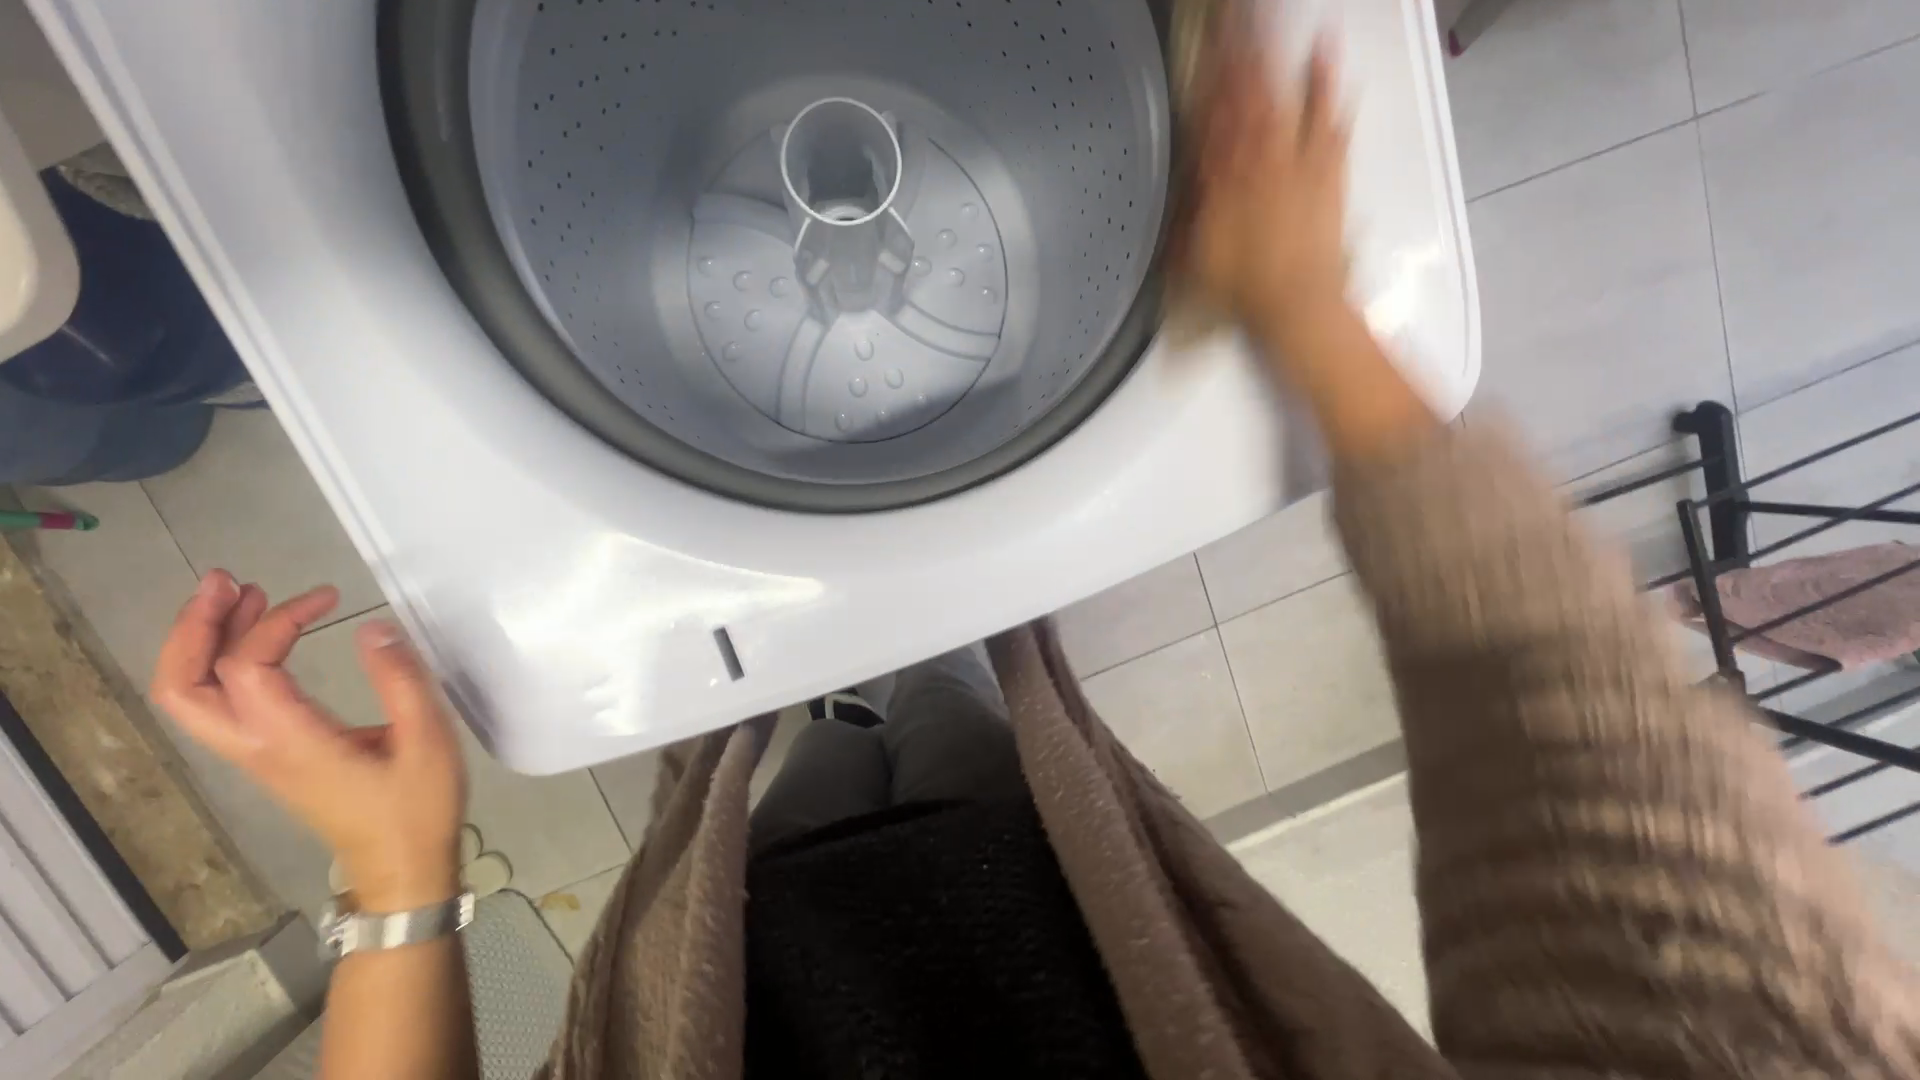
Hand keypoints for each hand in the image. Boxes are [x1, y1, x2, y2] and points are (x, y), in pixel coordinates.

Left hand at [151, 571, 467, 911]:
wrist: (402, 867)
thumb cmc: (417, 807)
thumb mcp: (427, 740)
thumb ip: (402, 682)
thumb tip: (374, 627)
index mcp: (290, 741)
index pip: (247, 667)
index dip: (277, 621)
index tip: (330, 597)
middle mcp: (256, 748)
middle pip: (182, 686)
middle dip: (195, 627)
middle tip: (228, 581)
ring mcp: (256, 757)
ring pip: (192, 698)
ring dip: (203, 643)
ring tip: (241, 598)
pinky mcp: (270, 759)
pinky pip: (219, 706)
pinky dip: (223, 665)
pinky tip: (263, 643)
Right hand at [1177, 33, 1352, 369]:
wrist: (1297, 305)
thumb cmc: (1245, 289)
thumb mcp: (1194, 260)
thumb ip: (1186, 218)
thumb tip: (1180, 189)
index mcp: (1220, 182)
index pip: (1206, 117)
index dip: (1201, 76)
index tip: (1198, 41)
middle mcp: (1255, 162)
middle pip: (1240, 93)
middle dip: (1233, 48)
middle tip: (1229, 11)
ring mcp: (1293, 161)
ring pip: (1276, 94)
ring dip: (1268, 52)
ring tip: (1260, 14)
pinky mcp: (1325, 170)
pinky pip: (1325, 117)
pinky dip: (1323, 82)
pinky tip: (1322, 49)